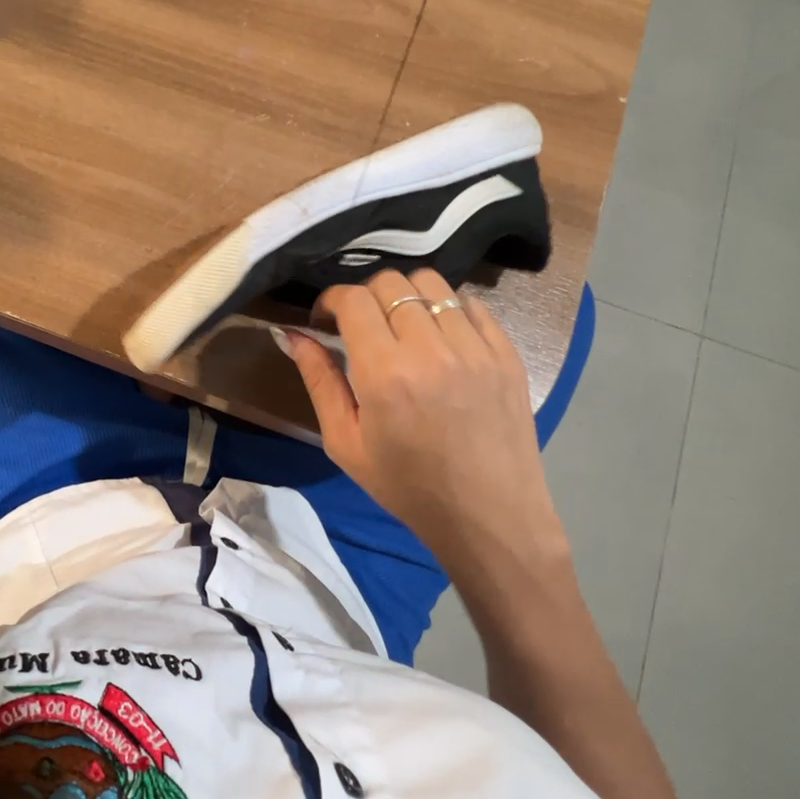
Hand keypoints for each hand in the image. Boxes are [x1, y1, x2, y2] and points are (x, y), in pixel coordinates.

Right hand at [279, 269, 570, 574]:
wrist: (487, 515)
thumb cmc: (407, 487)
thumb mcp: (345, 443)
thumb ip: (319, 381)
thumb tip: (293, 335)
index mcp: (385, 374)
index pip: (353, 300)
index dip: (331, 300)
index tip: (325, 320)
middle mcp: (432, 350)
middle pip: (392, 283)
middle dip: (366, 296)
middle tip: (360, 326)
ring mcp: (475, 348)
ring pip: (433, 285)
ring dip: (406, 296)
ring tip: (401, 326)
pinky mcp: (506, 353)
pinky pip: (471, 304)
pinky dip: (447, 309)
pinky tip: (439, 337)